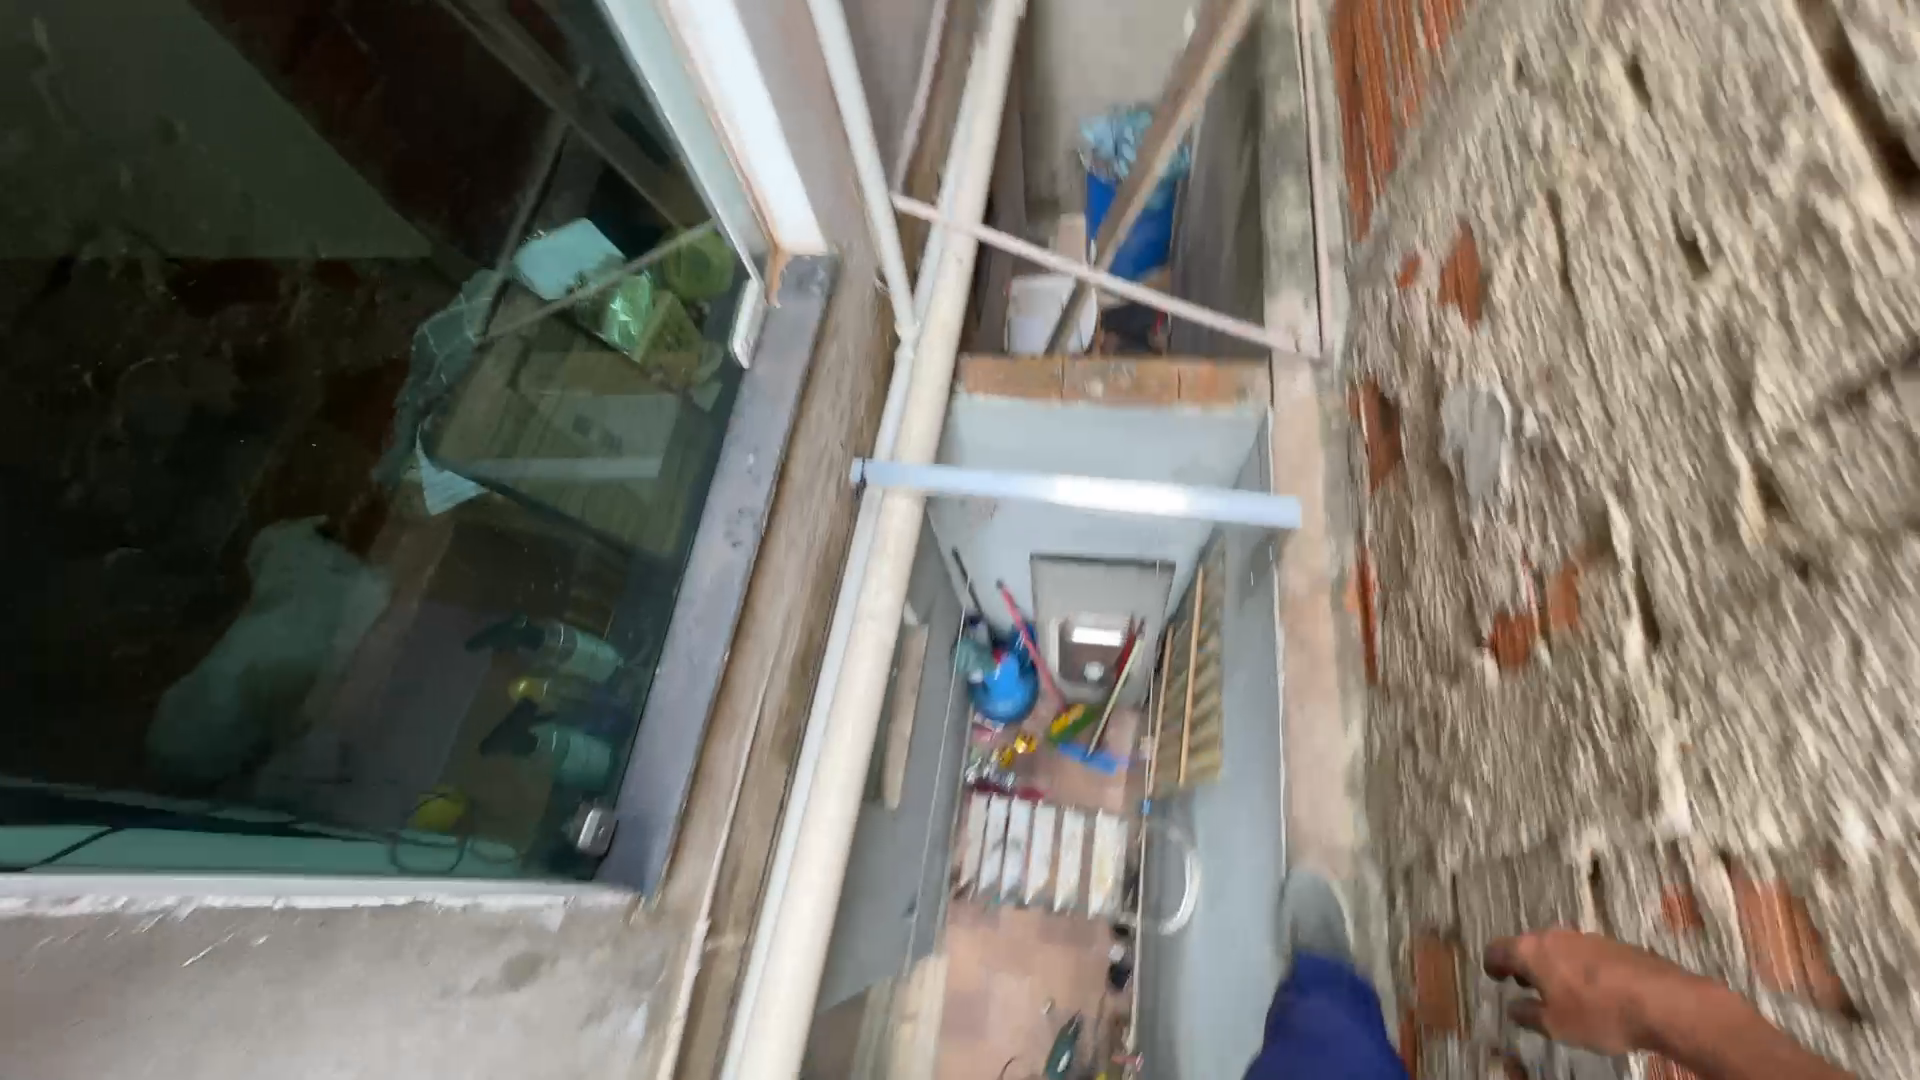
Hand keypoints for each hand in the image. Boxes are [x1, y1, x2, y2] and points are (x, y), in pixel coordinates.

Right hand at [1483, 927, 1707, 1055]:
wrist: (1668, 1004)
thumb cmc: (1600, 1014)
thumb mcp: (1557, 1026)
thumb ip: (1529, 1015)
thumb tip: (1513, 1008)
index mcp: (1531, 951)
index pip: (1498, 950)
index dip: (1492, 963)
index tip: (1493, 975)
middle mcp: (1553, 937)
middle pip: (1529, 946)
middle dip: (1526, 965)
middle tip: (1529, 986)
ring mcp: (1587, 938)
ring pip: (1561, 949)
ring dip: (1557, 966)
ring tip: (1567, 991)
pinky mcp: (1617, 946)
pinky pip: (1589, 956)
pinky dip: (1585, 970)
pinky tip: (1601, 992)